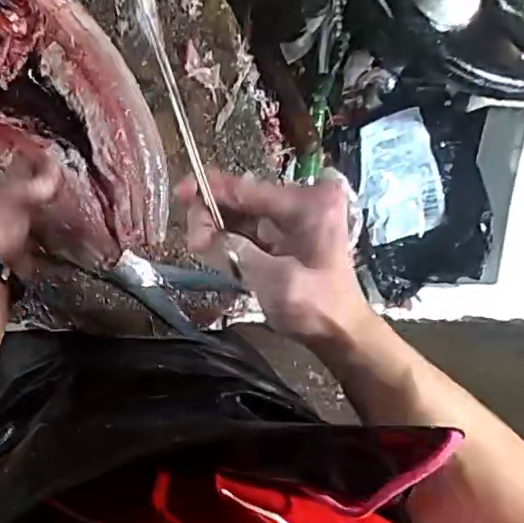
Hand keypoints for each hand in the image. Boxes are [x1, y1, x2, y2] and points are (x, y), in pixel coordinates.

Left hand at [0, 161, 60, 275]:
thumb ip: (37, 180)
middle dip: (27, 196)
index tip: (36, 171)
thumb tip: (55, 165)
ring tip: (55, 208)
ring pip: (17, 218)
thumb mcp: (18, 195)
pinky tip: (54, 229)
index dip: (15, 171)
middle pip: (7, 197)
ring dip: (34, 216)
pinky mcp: (4, 252)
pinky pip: (26, 237)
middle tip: (48, 190)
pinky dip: (39, 235)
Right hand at [180, 170, 376, 345]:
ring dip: (218, 228)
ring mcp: (296, 220)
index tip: (181, 190)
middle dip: (212, 214)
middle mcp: (303, 203)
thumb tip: (202, 235)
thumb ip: (238, 251)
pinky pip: (250, 230)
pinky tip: (213, 248)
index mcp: (308, 204)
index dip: (211, 189)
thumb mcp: (275, 279)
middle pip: (244, 198)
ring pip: (243, 214)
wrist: (342, 333)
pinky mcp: (287, 237)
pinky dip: (230, 238)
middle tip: (193, 240)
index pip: (248, 189)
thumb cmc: (317, 308)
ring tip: (200, 246)